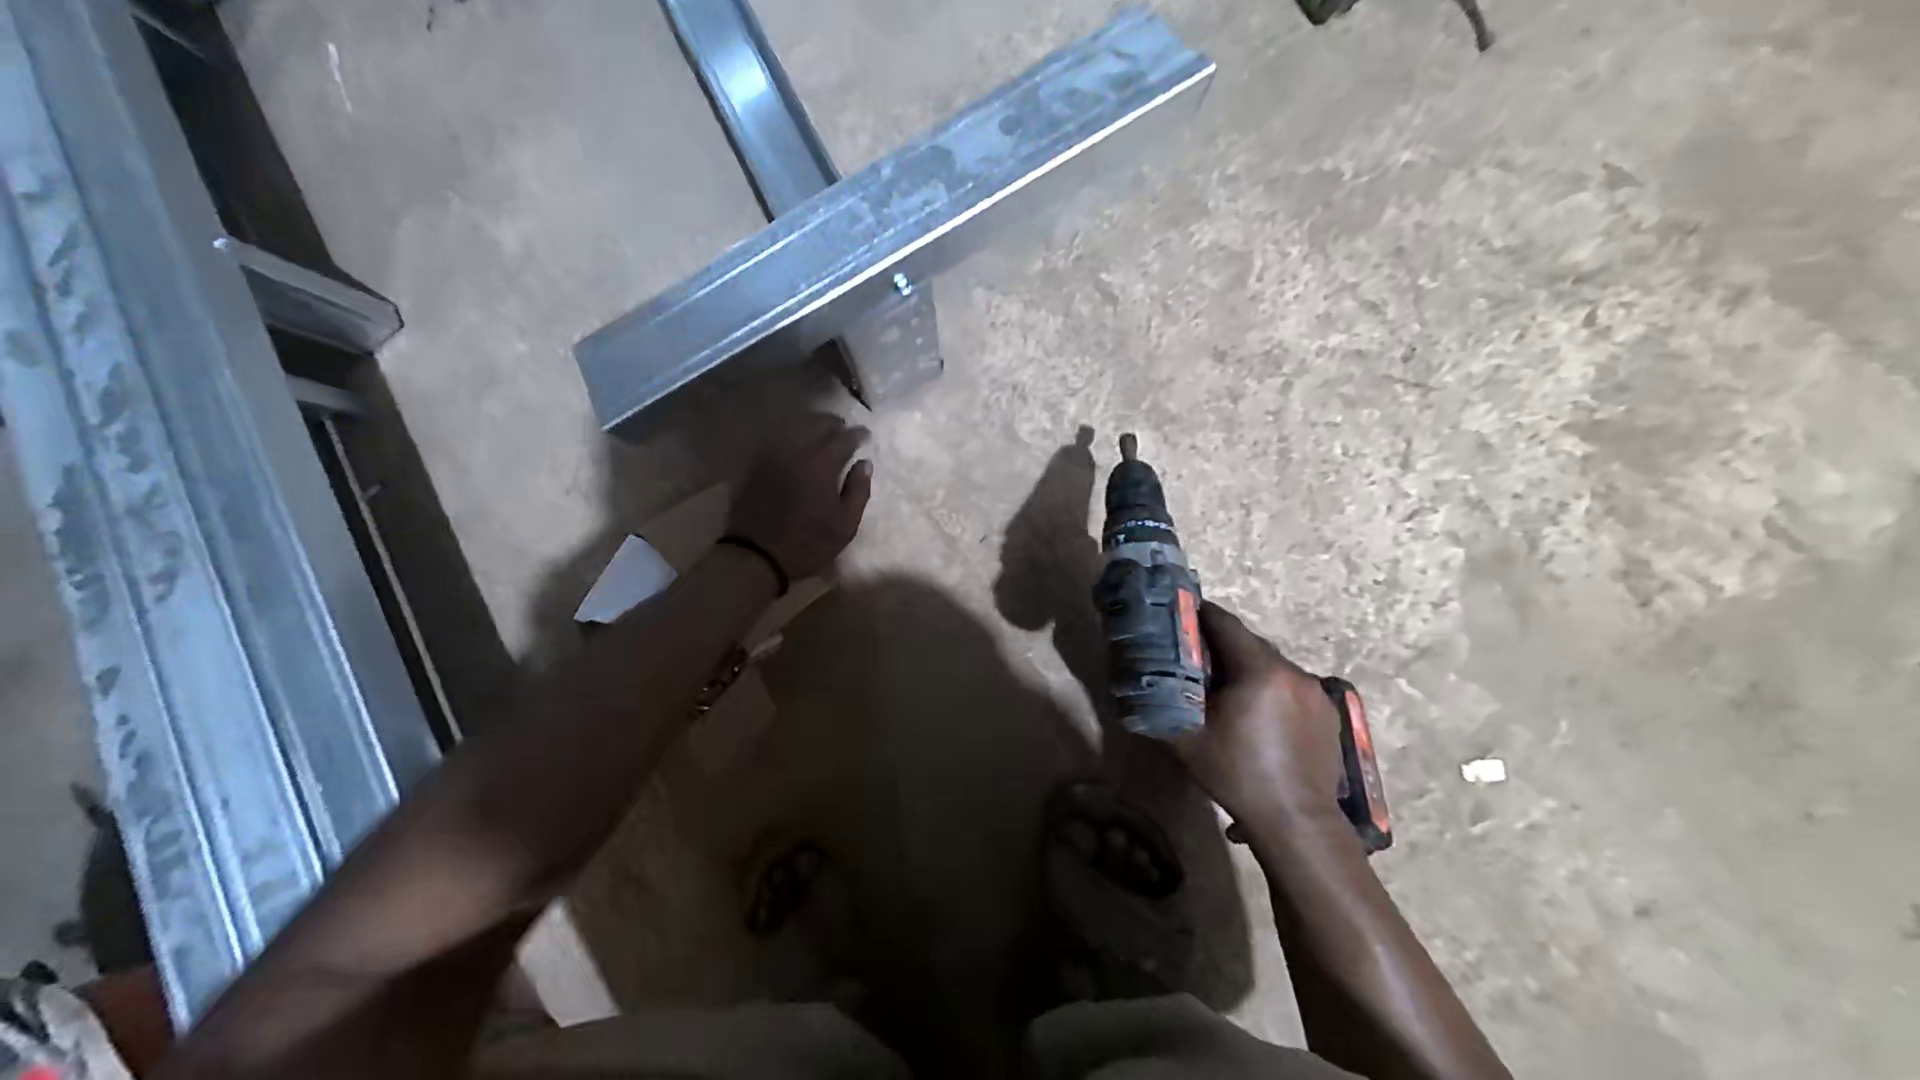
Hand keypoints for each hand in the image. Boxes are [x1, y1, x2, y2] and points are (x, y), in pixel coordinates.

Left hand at [727, 422, 873, 581]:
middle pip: (817, 423)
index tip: (866, 435)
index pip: (844, 438)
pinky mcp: (756, 465)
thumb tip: (865, 464)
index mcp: (821, 464)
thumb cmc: (808, 543)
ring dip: (811, 425)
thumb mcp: (845, 524)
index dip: (857, 434)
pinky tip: (796, 445)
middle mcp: (796, 451)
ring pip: (794, 427)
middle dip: (833, 424)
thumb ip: (858, 490)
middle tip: (843, 429)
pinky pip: (776, 439)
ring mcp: (772, 456)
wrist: (756, 555)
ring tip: (820, 433)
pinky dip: (790, 436)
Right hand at [1173, 602, 1347, 833]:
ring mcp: (1316, 692)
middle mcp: (1292, 672)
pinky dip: (1271, 690)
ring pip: (1272, 666)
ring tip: (1226, 691)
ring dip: (1248, 669)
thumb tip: (1140, 683)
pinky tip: (1259, 715)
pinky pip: (1291, 687)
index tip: (1180, 615)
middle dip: (1222, 646)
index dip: (1200, 615)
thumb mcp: (1187, 740)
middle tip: (1195, 661)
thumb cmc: (1237, 775)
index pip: (1225, 624)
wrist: (1297, 822)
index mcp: (1259, 670)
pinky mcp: (1328, 713)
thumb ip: (1164, 704)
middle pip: (1250, 644)